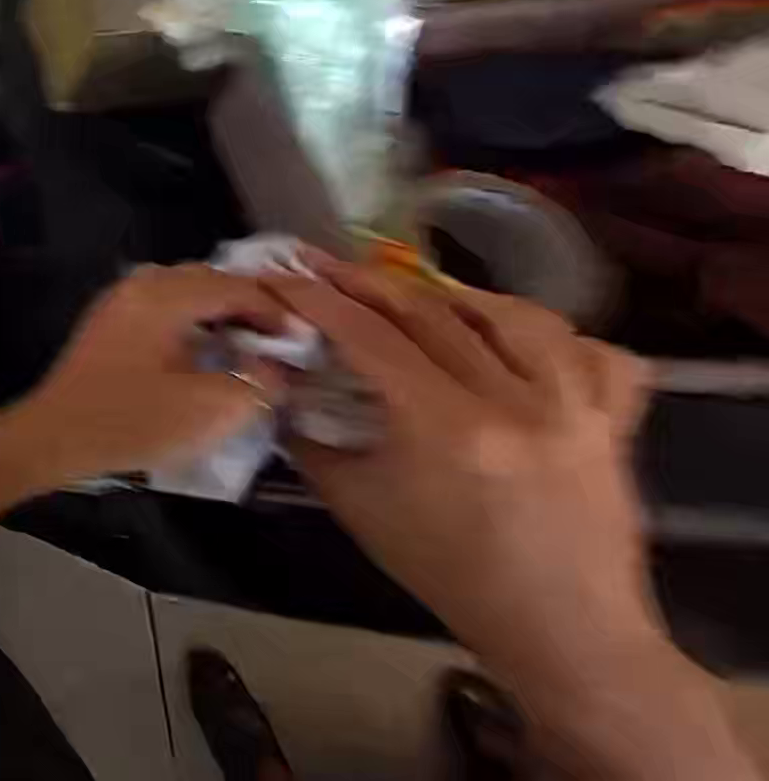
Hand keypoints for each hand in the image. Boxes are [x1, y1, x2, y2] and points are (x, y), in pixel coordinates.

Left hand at [0, 264, 288, 481]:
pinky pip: (155, 303)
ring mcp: (114, 303)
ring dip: (213, 306)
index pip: (232, 286)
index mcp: (161, 298)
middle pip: (203, 277)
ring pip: (177, 287)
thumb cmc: (132, 420)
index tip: (301, 339)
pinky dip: (185, 315)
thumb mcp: (211, 408)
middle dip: (245, 300)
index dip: (274, 309)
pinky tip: (200, 345)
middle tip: (276, 335)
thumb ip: (257, 380)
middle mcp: (135, 288)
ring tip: (243, 339)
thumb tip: (274, 364)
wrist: (56, 434)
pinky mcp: (105, 324)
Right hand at [267, 262, 659, 675]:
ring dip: (447, 295)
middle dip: (363, 280)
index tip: (277, 275)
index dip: (314, 299)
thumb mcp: (346, 495)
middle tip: (318, 263)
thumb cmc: (437, 562)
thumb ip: (304, 430)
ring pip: (514, 317)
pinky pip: (594, 354)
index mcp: (445, 424)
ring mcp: (578, 410)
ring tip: (406, 292)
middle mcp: (518, 403)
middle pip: (431, 312)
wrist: (557, 626)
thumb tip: (275, 381)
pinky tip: (505, 335)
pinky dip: (545, 332)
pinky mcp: (614, 425)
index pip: (367, 335)